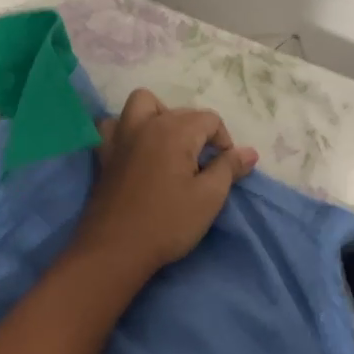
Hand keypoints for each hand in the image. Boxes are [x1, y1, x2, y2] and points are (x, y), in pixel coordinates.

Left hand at [72, 89, 258, 279]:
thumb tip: (249, 152)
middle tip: (203, 166)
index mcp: (175, 131)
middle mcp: (147, 124)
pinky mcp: (104, 154)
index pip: (209, 119)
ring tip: (169, 145)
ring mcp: (121, 137)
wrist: (115, 249)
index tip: (225, 169)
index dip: (224, 141)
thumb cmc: (168, 223)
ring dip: (160, 116)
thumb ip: (229, 168)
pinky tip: (135, 149)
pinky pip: (114, 125)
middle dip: (198, 132)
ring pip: (143, 104)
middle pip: (181, 112)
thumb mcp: (209, 197)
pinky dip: (126, 129)